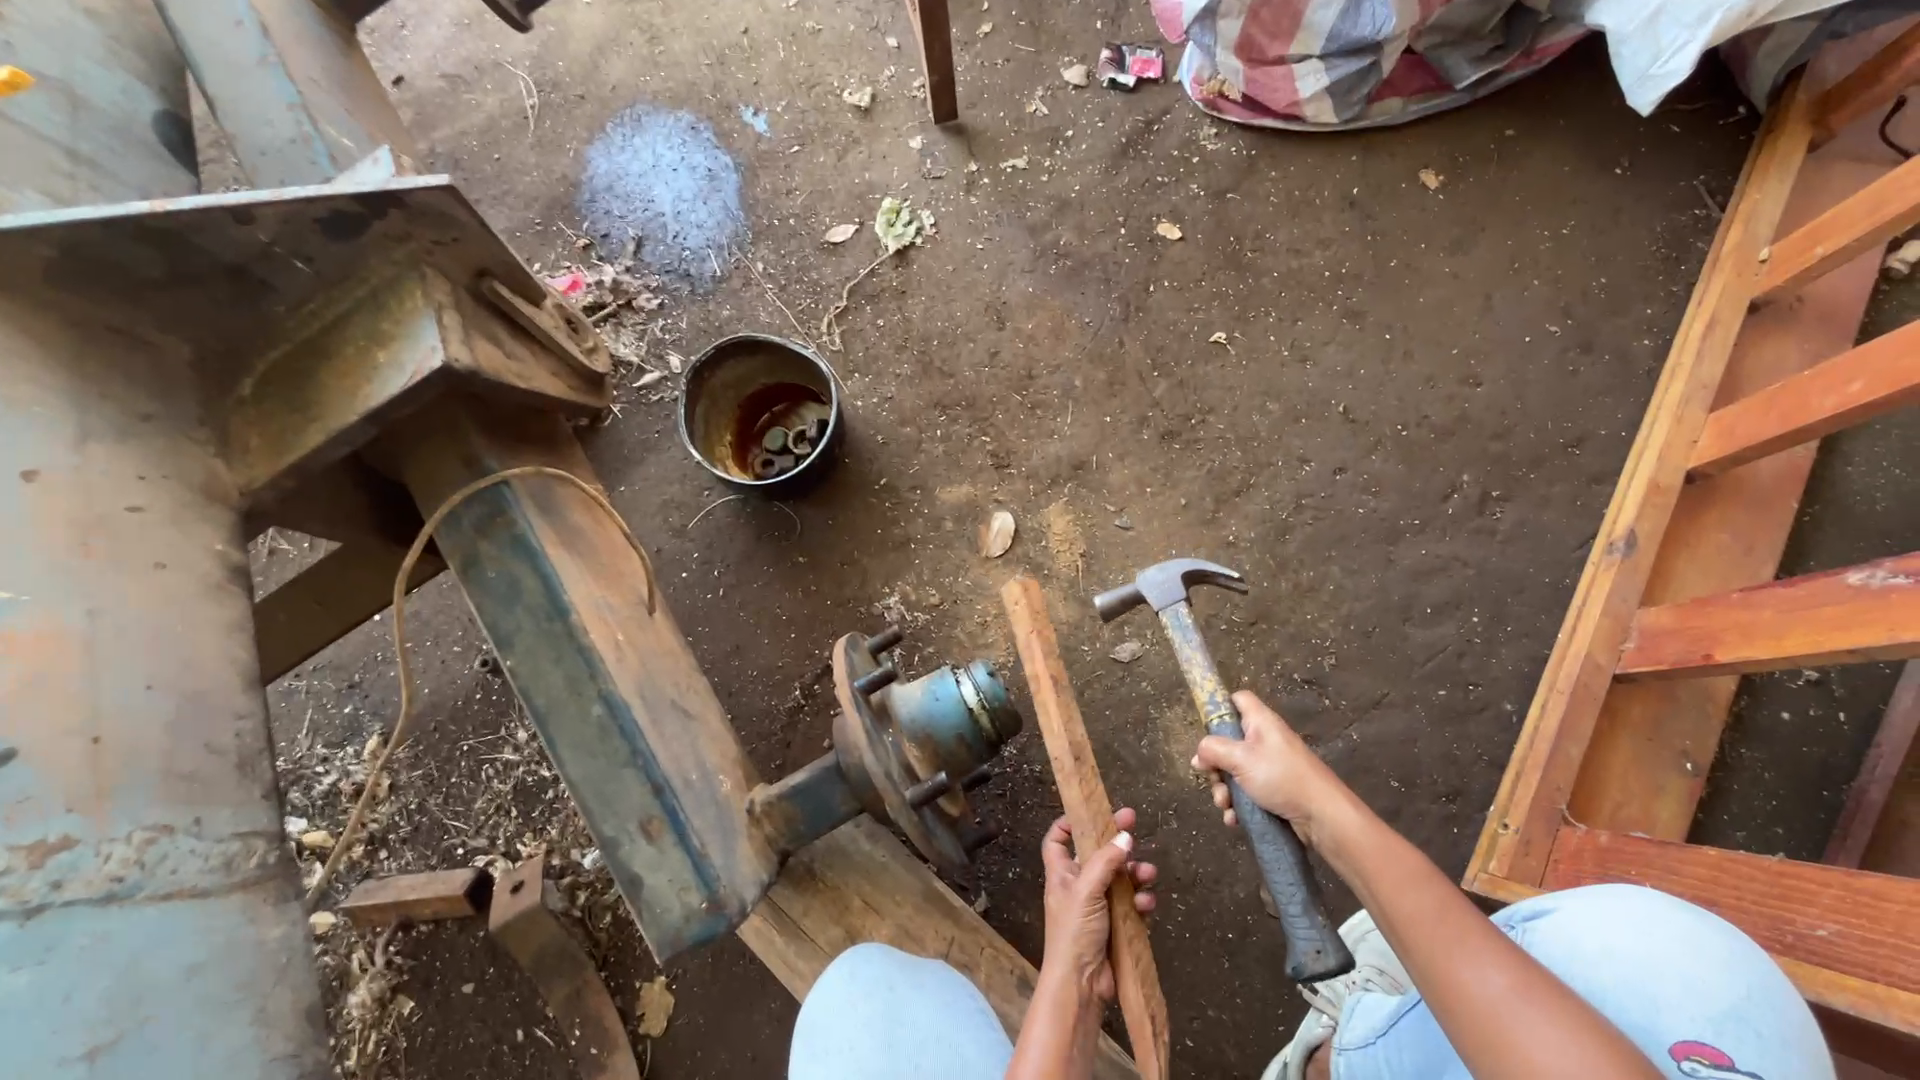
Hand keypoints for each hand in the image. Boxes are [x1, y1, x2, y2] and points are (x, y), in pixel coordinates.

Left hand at [1038, 806, 1157, 1001]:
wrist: (1082, 984)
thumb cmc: (1073, 933)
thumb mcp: (1085, 890)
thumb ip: (1105, 862)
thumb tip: (1124, 836)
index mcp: (1062, 874)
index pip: (1057, 841)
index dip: (1067, 824)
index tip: (1088, 811)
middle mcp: (1079, 886)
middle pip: (1097, 854)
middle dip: (1115, 841)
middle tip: (1134, 822)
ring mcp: (1098, 906)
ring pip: (1120, 878)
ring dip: (1135, 872)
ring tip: (1148, 873)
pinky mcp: (1116, 925)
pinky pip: (1132, 904)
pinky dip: (1141, 901)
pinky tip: (1146, 904)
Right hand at [1190, 690, 1355, 848]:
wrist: (1322, 815)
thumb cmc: (1281, 777)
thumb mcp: (1241, 758)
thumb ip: (1213, 749)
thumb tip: (1200, 754)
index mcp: (1260, 723)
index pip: (1239, 700)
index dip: (1220, 707)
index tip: (1205, 728)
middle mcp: (1264, 741)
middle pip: (1228, 742)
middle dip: (1215, 765)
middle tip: (1212, 778)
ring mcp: (1270, 767)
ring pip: (1234, 772)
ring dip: (1224, 790)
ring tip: (1225, 805)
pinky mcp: (1274, 791)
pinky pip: (1246, 793)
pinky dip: (1238, 805)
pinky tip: (1234, 818)